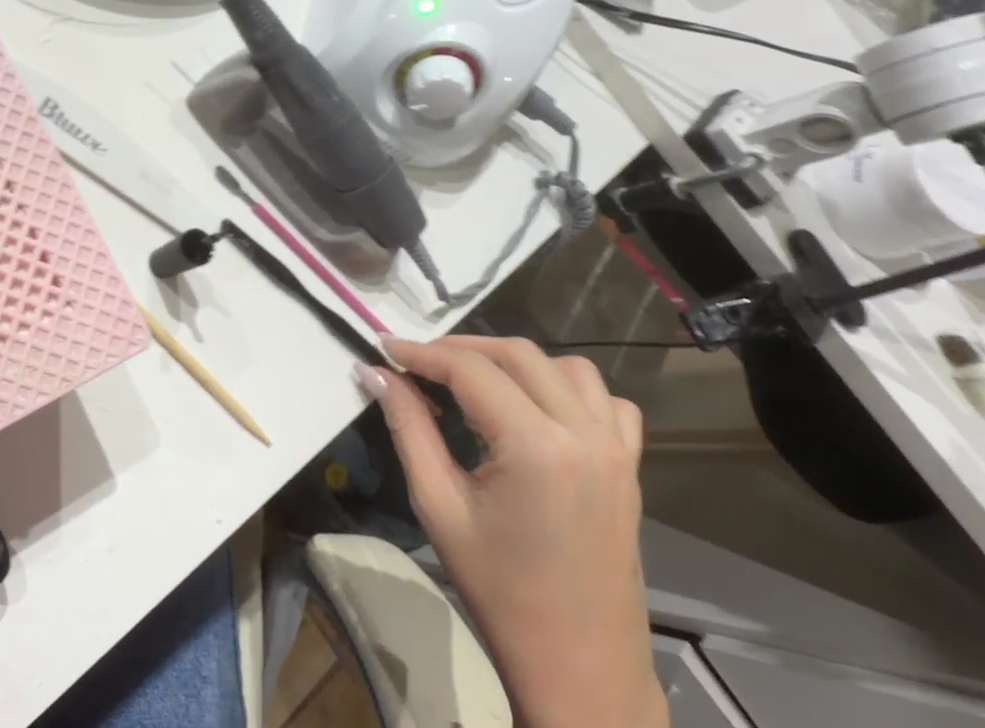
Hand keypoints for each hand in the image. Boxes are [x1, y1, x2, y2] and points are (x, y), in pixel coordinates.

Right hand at [369, 337, 666, 727]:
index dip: (421, 352)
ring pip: (567, 367)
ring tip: (469, 379)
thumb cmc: (497, 587)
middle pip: (518, 355)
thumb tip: (374, 374)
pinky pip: (606, 402)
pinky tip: (534, 408)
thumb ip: (409, 429)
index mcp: (536, 446)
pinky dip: (567, 388)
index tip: (383, 347)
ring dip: (513, 362)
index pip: (471, 370)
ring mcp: (616, 448)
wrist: (576, 656)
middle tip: (415, 362)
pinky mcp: (629, 466)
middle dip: (460, 348)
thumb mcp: (438, 505)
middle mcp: (584, 434)